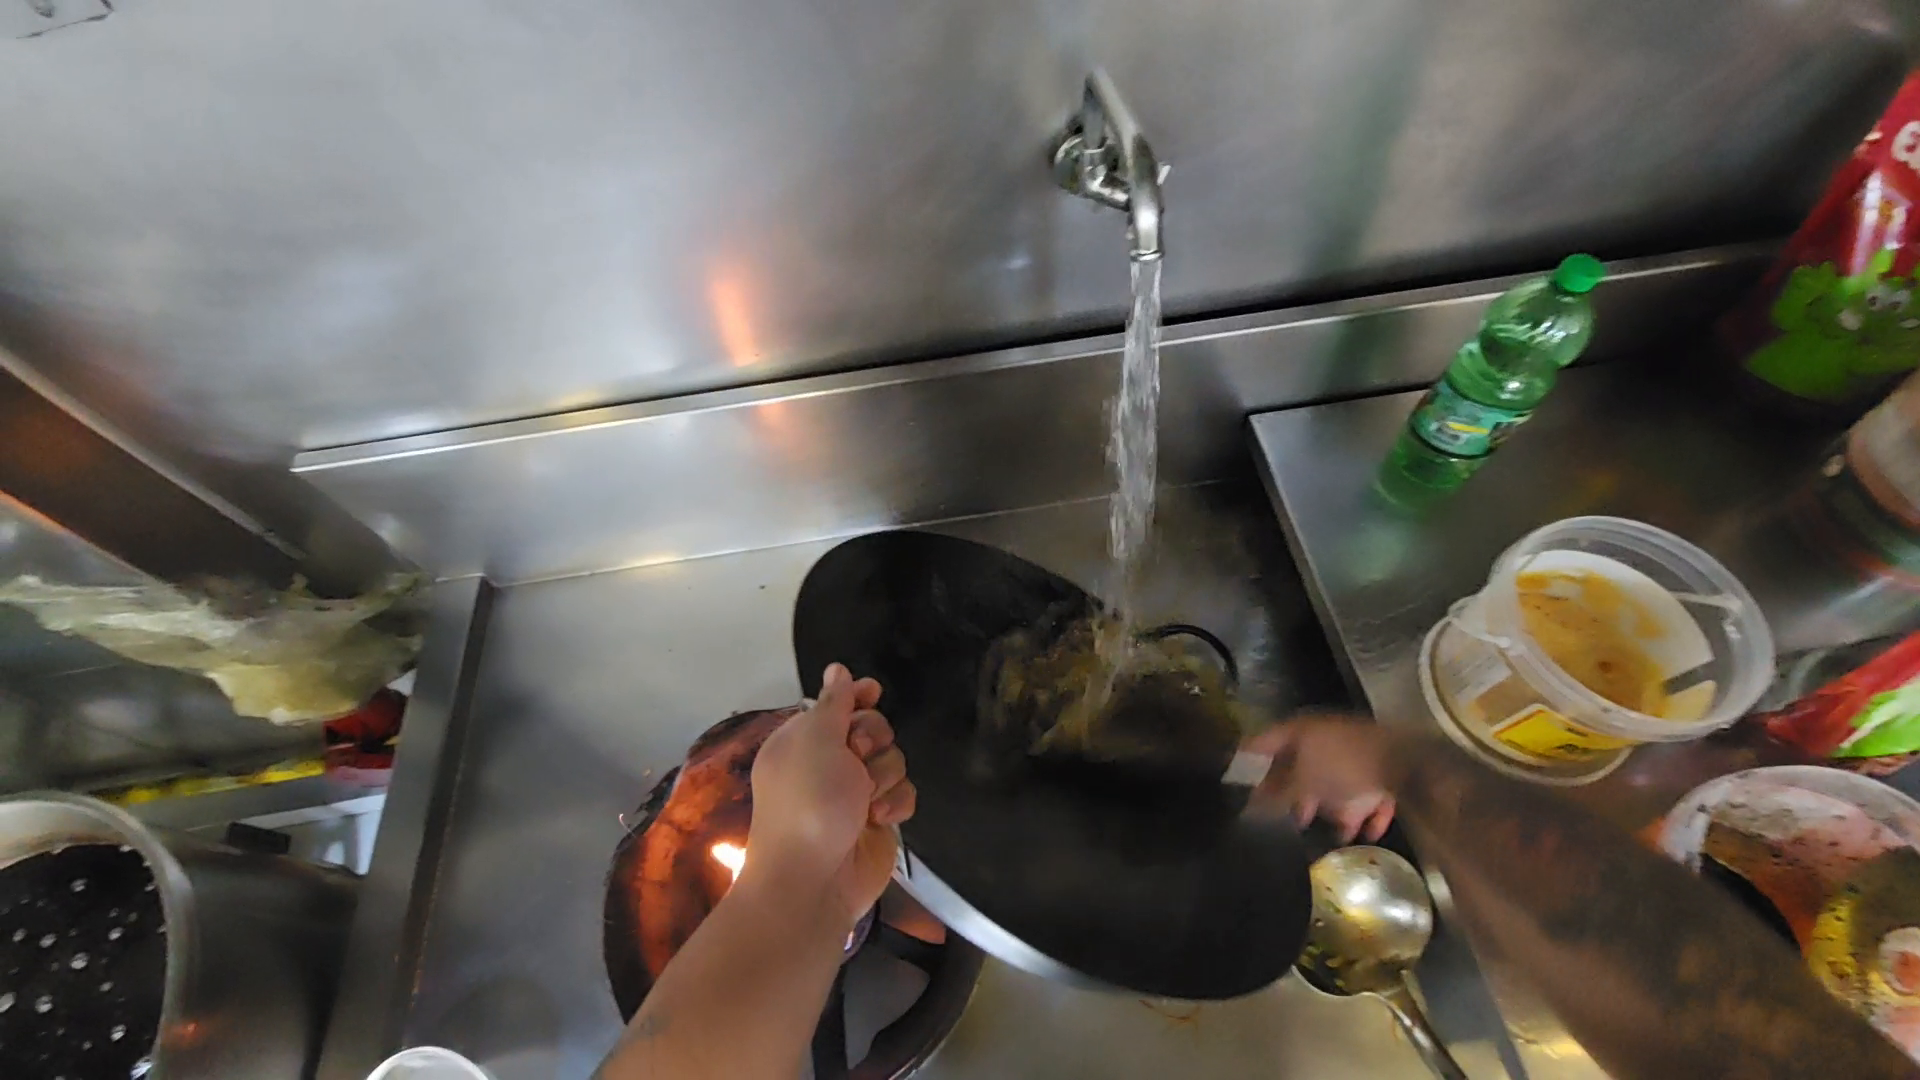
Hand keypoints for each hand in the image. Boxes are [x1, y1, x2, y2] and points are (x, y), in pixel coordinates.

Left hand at [747, 663, 916, 924]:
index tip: (873, 692)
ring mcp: (855, 792)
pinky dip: (895, 803)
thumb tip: (837, 668)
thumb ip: (833, 702)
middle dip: (872, 740)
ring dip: (883, 776)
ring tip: (866, 800)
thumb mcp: (816, 740)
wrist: (815, 880)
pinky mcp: (878, 818)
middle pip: (873, 728)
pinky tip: (880, 819)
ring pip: (892, 759)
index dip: (857, 697)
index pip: (836, 705)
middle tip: (856, 758)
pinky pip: (903, 792)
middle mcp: (828, 763)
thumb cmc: (808, 802)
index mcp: (803, 741)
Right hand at [1246, 714, 1395, 843]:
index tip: (1232, 781)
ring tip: (1317, 833)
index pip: (1262, 743)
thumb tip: (1251, 806)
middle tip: (1274, 816)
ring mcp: (1355, 756)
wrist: (1409, 765)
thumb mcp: (1303, 781)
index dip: (1245, 760)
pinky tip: (1360, 836)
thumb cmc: (1345, 766)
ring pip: (1333, 783)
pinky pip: (1366, 797)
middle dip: (1288, 792)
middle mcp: (1325, 739)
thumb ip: (1277, 794)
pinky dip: (1362, 816)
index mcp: (1300, 731)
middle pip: (1298, 766)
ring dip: (1327, 807)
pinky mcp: (1382, 774)